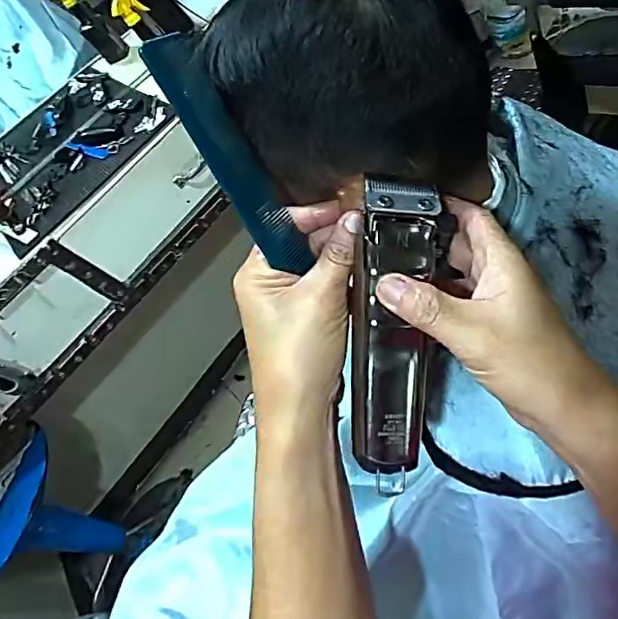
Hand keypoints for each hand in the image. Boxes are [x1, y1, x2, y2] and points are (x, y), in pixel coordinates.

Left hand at [233, 210, 360, 429]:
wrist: (300, 408)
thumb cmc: (293, 363)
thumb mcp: (322, 296)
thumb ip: (339, 253)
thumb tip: (351, 221)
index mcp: (256, 272)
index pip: (284, 224)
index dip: (316, 214)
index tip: (345, 210)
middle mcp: (267, 282)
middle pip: (304, 241)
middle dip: (334, 236)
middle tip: (361, 233)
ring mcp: (287, 299)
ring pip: (318, 263)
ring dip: (341, 260)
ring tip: (361, 260)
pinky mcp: (305, 313)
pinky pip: (326, 284)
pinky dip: (343, 280)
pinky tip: (356, 284)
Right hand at [372, 198, 614, 433]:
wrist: (561, 402)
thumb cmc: (530, 360)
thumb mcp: (470, 330)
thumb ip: (427, 306)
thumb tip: (387, 284)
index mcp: (503, 261)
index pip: (473, 216)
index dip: (446, 204)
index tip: (409, 201)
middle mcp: (501, 273)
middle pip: (462, 243)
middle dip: (429, 238)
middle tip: (389, 239)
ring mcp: (497, 298)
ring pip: (460, 273)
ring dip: (433, 271)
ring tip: (394, 269)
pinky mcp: (493, 321)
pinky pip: (461, 298)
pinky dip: (440, 297)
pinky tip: (415, 305)